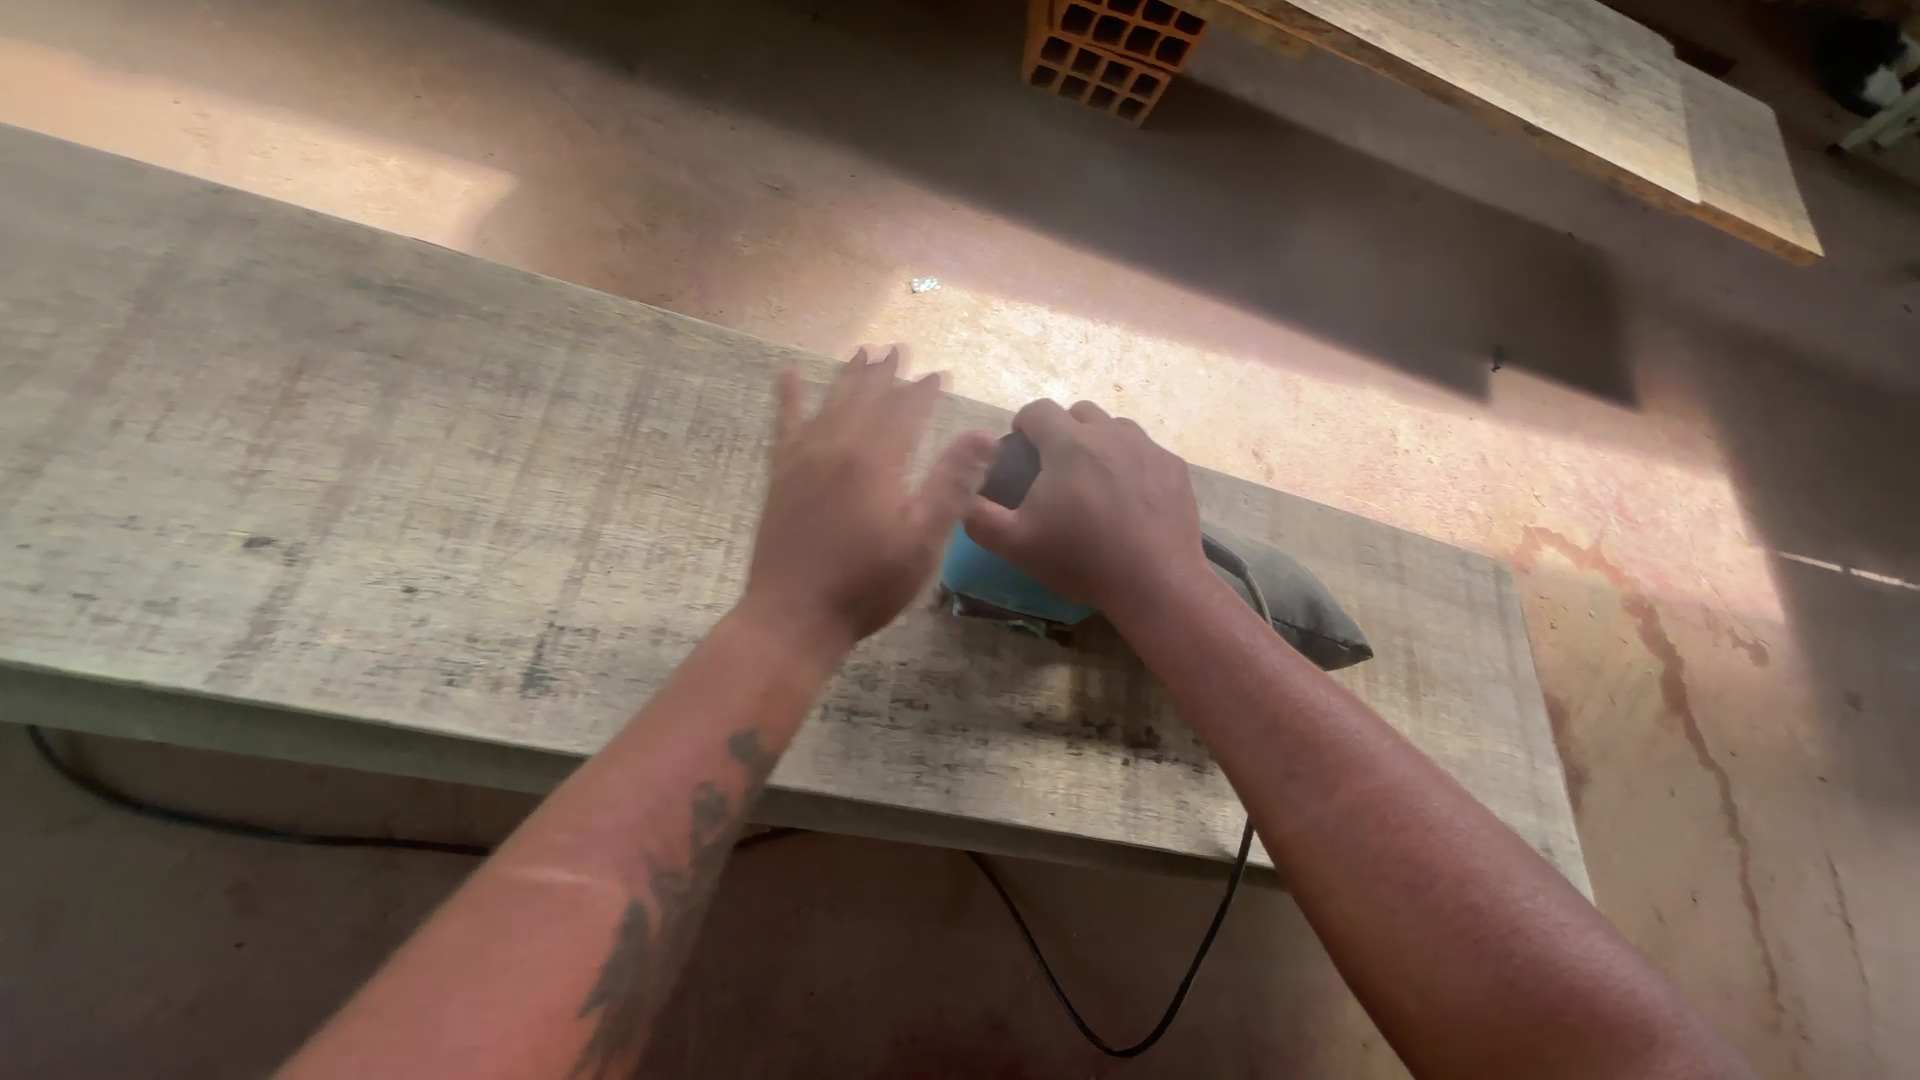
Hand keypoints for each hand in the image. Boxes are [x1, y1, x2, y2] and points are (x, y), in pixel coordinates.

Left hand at [740, 346, 995, 657]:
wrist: (796, 614)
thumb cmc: (869, 583)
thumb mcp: (924, 540)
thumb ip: (952, 484)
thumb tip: (984, 435)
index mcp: (879, 460)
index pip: (908, 410)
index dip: (925, 389)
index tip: (939, 373)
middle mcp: (840, 445)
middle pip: (868, 396)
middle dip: (888, 372)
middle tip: (900, 349)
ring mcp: (805, 457)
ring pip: (831, 401)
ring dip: (850, 375)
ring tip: (863, 351)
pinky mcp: (782, 473)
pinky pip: (786, 422)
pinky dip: (789, 397)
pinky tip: (789, 375)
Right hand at [963, 399, 1209, 620]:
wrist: (1154, 582)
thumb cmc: (1081, 560)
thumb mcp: (1017, 545)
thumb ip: (981, 518)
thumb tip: (964, 500)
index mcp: (1069, 445)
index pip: (1038, 410)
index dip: (1023, 424)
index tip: (1020, 448)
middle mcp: (1110, 434)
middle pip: (1078, 411)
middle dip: (1061, 430)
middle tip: (1055, 468)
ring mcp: (1147, 448)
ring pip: (1115, 427)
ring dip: (1098, 442)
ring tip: (1094, 479)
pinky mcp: (1173, 467)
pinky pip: (1145, 450)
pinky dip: (1130, 463)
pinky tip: (1129, 498)